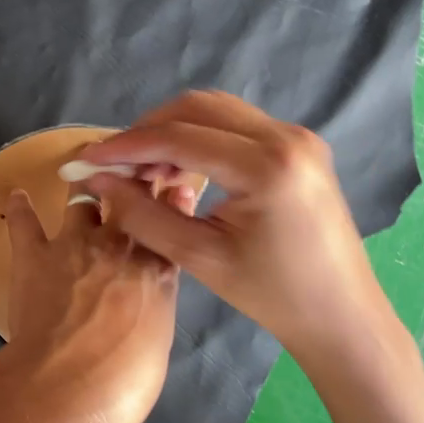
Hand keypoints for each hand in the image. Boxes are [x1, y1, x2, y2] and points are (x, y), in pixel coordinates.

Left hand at [0, 182, 185, 422]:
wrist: (70, 385)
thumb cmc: (125, 380)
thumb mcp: (158, 341)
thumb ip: (156, 306)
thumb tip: (149, 298)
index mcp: (158, 271)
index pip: (168, 224)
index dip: (170, 202)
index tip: (173, 187)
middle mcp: (121, 247)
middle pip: (131, 200)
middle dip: (134, 181)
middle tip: (132, 170)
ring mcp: (75, 246)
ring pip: (83, 201)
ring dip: (85, 188)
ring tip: (83, 176)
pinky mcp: (34, 255)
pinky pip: (25, 221)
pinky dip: (20, 207)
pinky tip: (17, 195)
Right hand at [78, 91, 398, 364]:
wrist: (340, 315)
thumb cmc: (271, 294)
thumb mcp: (197, 257)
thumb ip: (142, 213)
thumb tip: (96, 179)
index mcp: (266, 165)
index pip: (178, 136)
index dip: (124, 146)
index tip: (83, 160)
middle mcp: (286, 136)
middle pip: (195, 108)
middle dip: (145, 132)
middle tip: (112, 167)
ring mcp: (297, 137)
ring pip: (213, 111)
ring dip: (169, 132)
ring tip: (140, 172)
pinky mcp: (298, 146)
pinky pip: (233, 125)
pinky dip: (196, 139)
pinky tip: (176, 171)